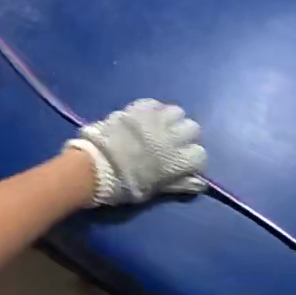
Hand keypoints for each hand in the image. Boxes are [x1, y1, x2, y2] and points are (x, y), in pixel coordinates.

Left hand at [64, 99, 207, 206]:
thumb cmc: (124, 185)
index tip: (181, 161)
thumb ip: (178, 184)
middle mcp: (172, 137)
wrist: (95, 167)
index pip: (200, 154)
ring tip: (157, 127)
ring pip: (176, 112)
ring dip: (170, 120)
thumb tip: (200, 184)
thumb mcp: (153, 190)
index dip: (191, 159)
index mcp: (178, 160)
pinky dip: (152, 110)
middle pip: (192, 128)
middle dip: (184, 136)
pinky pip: (154, 104)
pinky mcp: (139, 109)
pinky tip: (144, 118)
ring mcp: (156, 120)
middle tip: (169, 142)